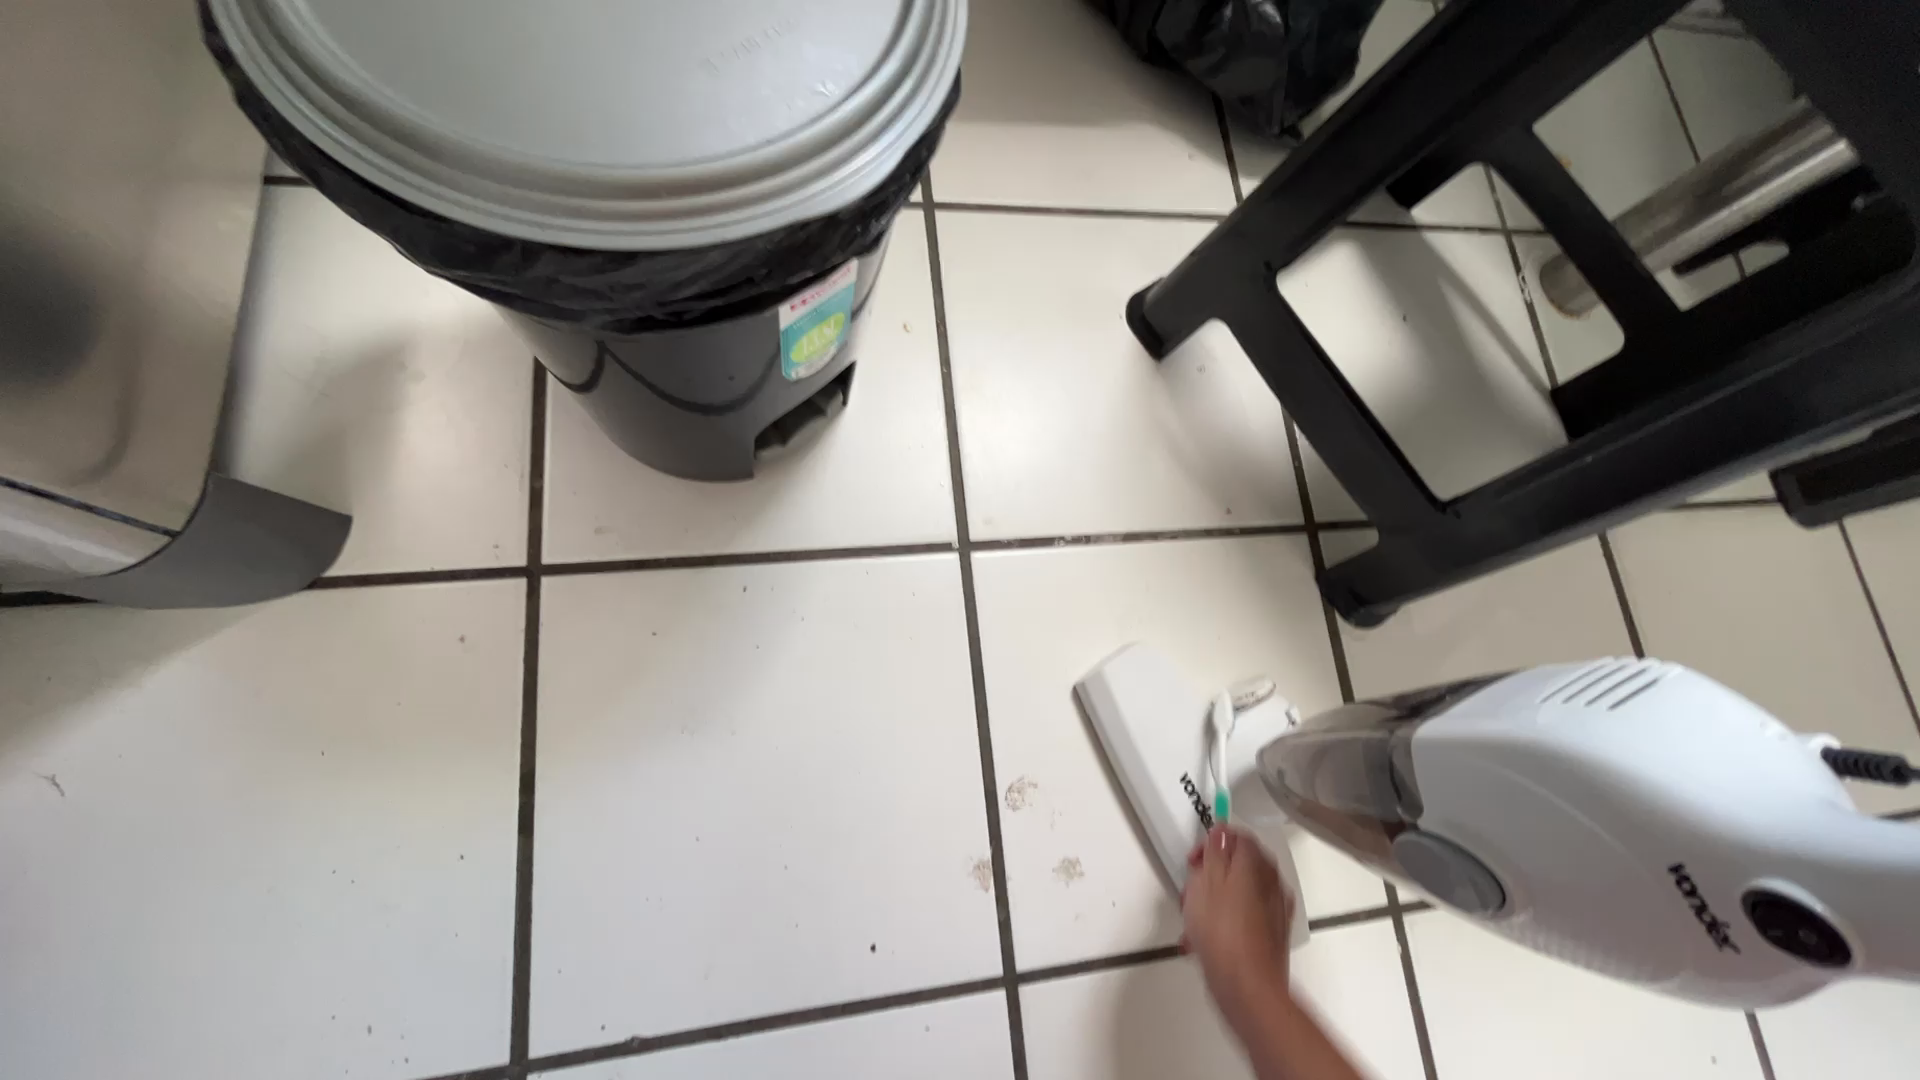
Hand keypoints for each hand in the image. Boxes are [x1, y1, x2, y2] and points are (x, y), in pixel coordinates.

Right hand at [1182, 826, 1295, 1031]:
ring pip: (1239, 892)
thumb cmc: (1221, 932)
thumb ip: (1213, 851)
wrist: (1247, 987)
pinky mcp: (1271, 936)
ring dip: (1214, 900)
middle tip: (1191, 887)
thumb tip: (1221, 832)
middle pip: (1239, 864)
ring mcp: (1275, 911)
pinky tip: (1204, 940)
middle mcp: (1271, 883)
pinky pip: (1243, 917)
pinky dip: (1225, 921)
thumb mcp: (1205, 881)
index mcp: (1256, 865)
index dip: (1213, 840)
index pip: (1239, 836)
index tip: (1195, 856)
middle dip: (1211, 873)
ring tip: (1192, 920)